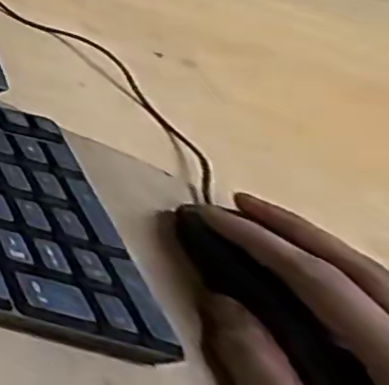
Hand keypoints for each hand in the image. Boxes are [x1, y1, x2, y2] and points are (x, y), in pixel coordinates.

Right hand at [199, 193, 388, 383]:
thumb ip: (265, 370)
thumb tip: (220, 301)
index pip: (320, 280)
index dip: (255, 240)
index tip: (200, 214)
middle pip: (371, 275)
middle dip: (299, 232)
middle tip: (236, 202)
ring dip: (332, 253)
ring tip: (278, 229)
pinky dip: (367, 285)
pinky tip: (337, 280)